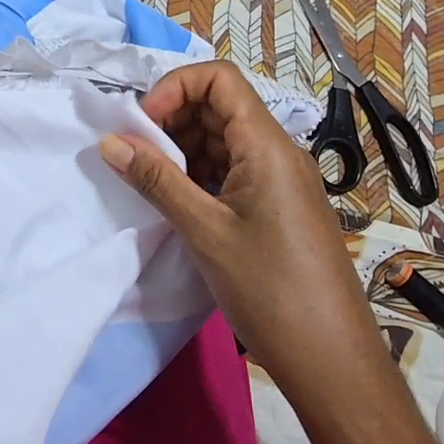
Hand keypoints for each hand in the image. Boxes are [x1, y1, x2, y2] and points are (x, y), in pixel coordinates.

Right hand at [97, 61, 440, 443]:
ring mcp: (279, 180)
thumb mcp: (204, 232)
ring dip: (183, 146)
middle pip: (219, 105)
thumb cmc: (270, 290)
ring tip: (150, 177)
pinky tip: (177, 199)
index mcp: (267, 145)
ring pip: (223, 138)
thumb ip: (155, 180)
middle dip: (173, 117)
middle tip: (137, 151)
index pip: (219, 79)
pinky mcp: (277, 206)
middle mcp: (277, 152)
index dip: (175, 87)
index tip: (143, 122)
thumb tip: (109, 141)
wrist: (334, 364)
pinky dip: (199, 172)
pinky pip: (232, 168)